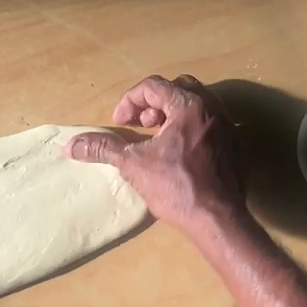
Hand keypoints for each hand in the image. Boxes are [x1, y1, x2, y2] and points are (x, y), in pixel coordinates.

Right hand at [67, 74, 247, 231]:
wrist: (219, 220)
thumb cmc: (176, 187)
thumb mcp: (134, 164)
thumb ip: (103, 148)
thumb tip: (71, 146)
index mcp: (189, 105)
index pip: (153, 86)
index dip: (130, 101)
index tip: (119, 122)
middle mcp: (212, 108)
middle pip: (177, 88)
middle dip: (153, 103)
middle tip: (140, 124)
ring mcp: (228, 126)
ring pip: (195, 105)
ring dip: (171, 114)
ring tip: (157, 138)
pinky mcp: (236, 145)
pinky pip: (210, 123)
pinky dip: (190, 128)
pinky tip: (179, 153)